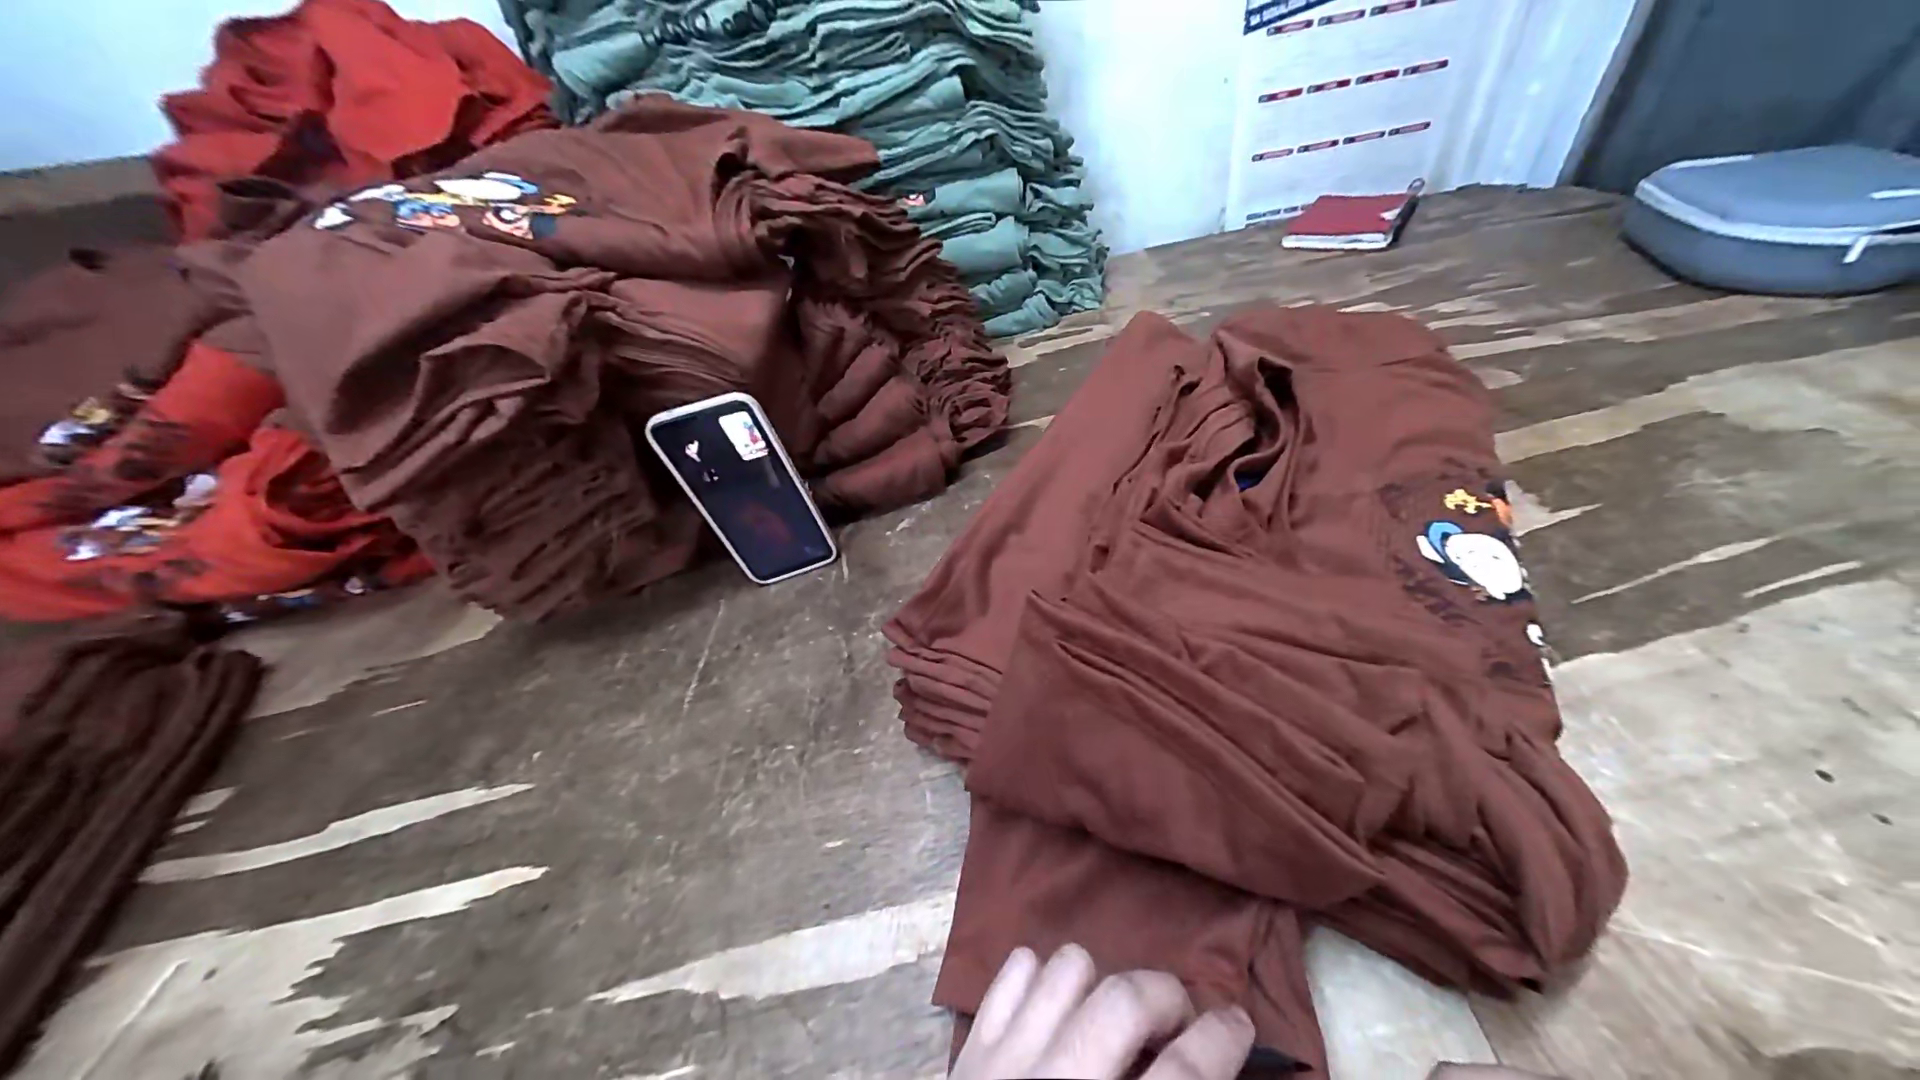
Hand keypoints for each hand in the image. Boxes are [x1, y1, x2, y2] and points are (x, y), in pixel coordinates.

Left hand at [951, 944, 1255, 1079]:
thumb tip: (1203, 1072)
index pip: (1182, 1074)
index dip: (1221, 1040)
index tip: (1238, 1021)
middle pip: (1125, 1001)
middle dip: (1166, 996)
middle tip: (1179, 1021)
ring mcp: (1007, 1059)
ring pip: (1068, 968)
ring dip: (1101, 984)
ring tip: (1109, 1016)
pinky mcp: (973, 1047)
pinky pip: (1016, 972)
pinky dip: (1040, 980)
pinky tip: (1052, 1012)